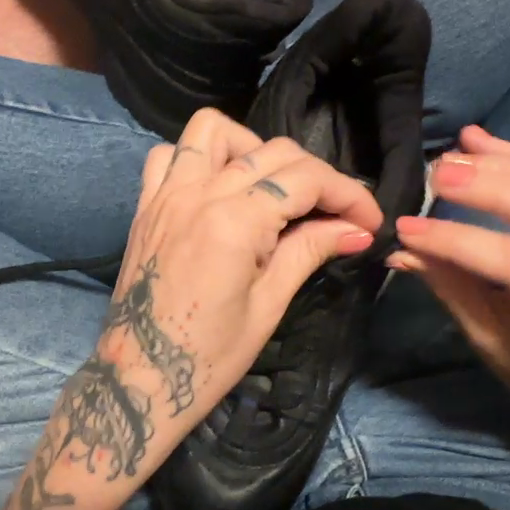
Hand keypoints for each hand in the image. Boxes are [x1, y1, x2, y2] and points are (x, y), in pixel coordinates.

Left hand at [69, 109, 383, 479]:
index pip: (305, 180)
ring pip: (213, 131)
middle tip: (336, 213)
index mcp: (234, 221)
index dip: (349, 194)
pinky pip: (170, 155)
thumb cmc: (209, 355)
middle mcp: (198, 193)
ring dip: (253, 147)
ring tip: (273, 187)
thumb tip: (358, 229)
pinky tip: (219, 187)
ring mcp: (166, 195)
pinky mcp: (145, 206)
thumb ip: (309, 251)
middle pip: (272, 151)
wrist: (140, 378)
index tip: (370, 220)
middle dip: (316, 176)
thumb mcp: (268, 305)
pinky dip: (198, 157)